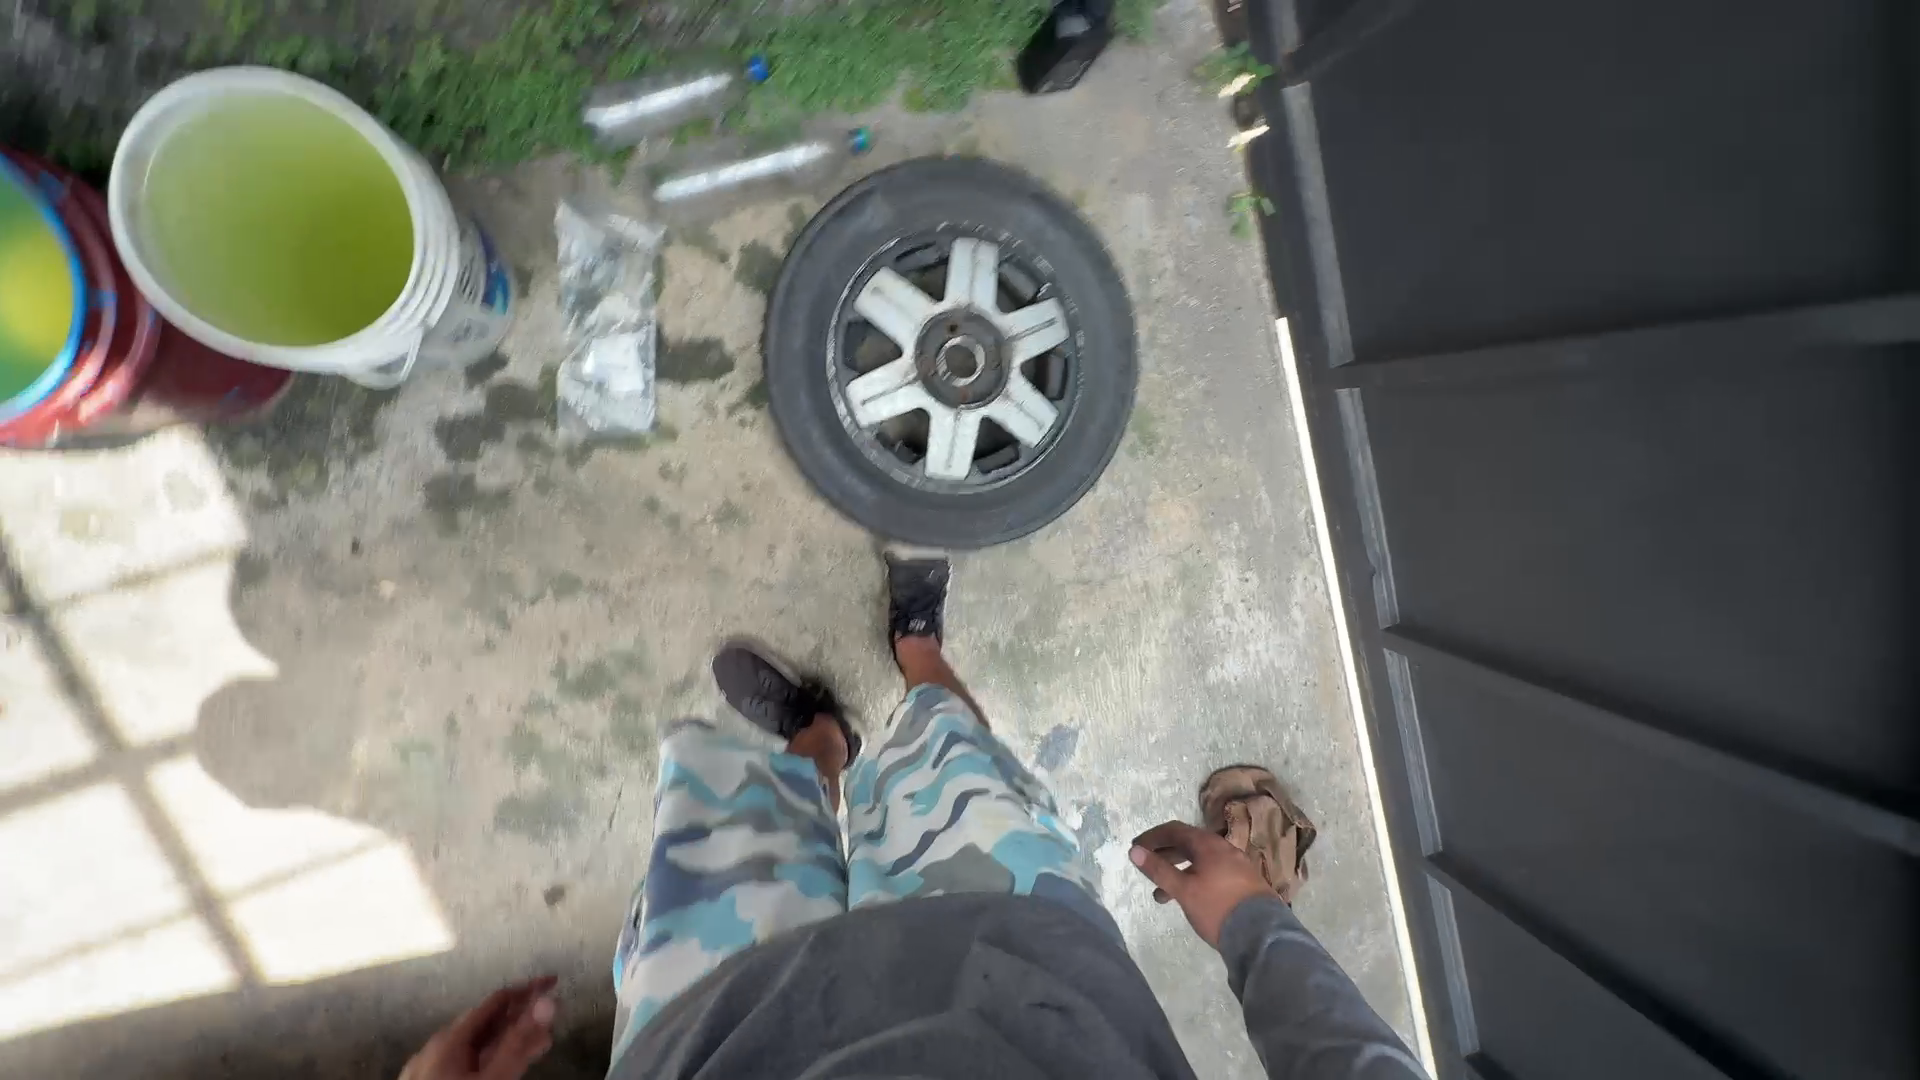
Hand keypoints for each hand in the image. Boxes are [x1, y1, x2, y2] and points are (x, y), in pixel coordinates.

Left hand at [399, 976, 558, 1079]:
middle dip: (521, 1019)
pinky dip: (488, 1059)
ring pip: (474, 1045)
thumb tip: (550, 1001)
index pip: (497, 1000)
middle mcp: (434, 1047)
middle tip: (550, 1026)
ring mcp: (425, 1070)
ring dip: (508, 1041)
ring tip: (536, 1048)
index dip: (529, 989)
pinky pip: (462, 1063)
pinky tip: (502, 1068)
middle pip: (486, 1021)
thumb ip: (520, 1042)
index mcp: (449, 1039)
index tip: (555, 984)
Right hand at [1130, 821, 1274, 947]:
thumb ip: (1158, 869)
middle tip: (1146, 867)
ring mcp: (1237, 865)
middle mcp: (1223, 848)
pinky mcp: (1244, 883)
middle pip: (1187, 844)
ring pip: (1200, 861)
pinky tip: (1189, 899)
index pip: (1174, 830)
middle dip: (1164, 855)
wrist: (1264, 936)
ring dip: (1178, 871)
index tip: (1135, 849)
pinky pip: (1212, 873)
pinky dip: (1194, 879)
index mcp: (1207, 844)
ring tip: (1161, 895)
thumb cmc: (1217, 908)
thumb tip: (1134, 851)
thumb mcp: (1183, 890)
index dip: (1152, 837)